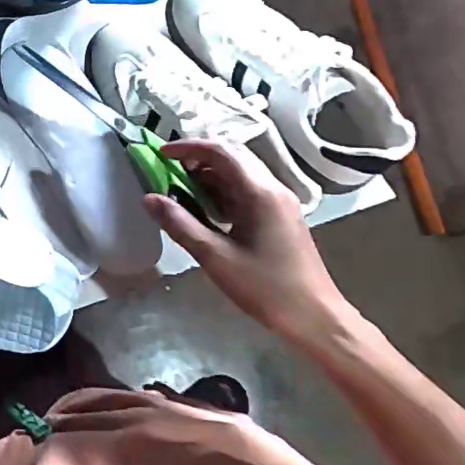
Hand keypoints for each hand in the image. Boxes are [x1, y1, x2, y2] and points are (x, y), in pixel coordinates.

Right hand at [143, 139, 363, 353]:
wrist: (315, 317)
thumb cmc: (265, 287)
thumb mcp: (214, 257)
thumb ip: (180, 224)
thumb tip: (149, 198)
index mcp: (259, 193)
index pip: (221, 152)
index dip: (188, 147)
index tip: (161, 154)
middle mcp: (272, 189)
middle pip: (232, 156)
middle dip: (198, 158)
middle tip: (169, 170)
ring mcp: (279, 202)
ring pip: (240, 173)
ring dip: (209, 175)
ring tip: (181, 191)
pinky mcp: (280, 216)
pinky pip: (247, 190)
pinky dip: (222, 191)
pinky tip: (206, 211)